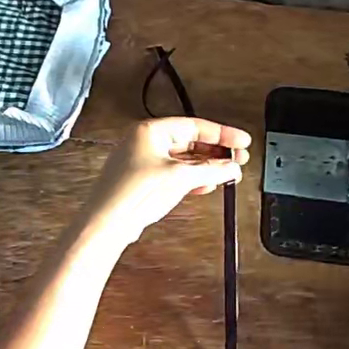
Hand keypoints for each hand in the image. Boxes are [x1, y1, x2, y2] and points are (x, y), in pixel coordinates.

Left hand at [80, 118, 249, 244]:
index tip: (241, 141)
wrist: (107, 222)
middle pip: (190, 142)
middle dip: (215, 152)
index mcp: (150, 131)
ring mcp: (143, 162)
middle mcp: (145, 143)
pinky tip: (207, 185)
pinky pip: (175, 174)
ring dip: (206, 167)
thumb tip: (230, 167)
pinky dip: (192, 179)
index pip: (194, 126)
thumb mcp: (179, 177)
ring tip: (227, 174)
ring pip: (184, 160)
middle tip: (237, 159)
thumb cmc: (130, 194)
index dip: (222, 134)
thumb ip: (210, 170)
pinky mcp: (144, 182)